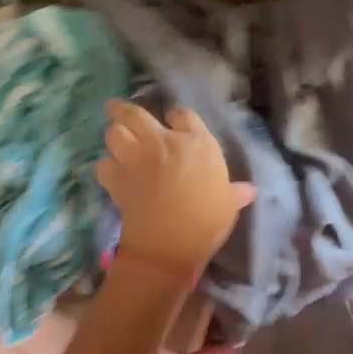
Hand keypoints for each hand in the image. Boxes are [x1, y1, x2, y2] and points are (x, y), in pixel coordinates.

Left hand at [96, 100, 253, 274]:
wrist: (169, 244)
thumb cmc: (206, 222)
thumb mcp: (228, 206)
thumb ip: (235, 193)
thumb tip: (250, 191)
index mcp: (196, 143)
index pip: (183, 115)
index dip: (176, 116)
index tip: (173, 121)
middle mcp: (162, 142)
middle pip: (135, 114)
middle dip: (123, 110)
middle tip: (116, 109)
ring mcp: (135, 158)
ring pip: (114, 133)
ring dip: (115, 135)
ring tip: (117, 140)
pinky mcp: (116, 179)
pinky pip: (103, 164)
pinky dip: (106, 167)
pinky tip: (111, 172)